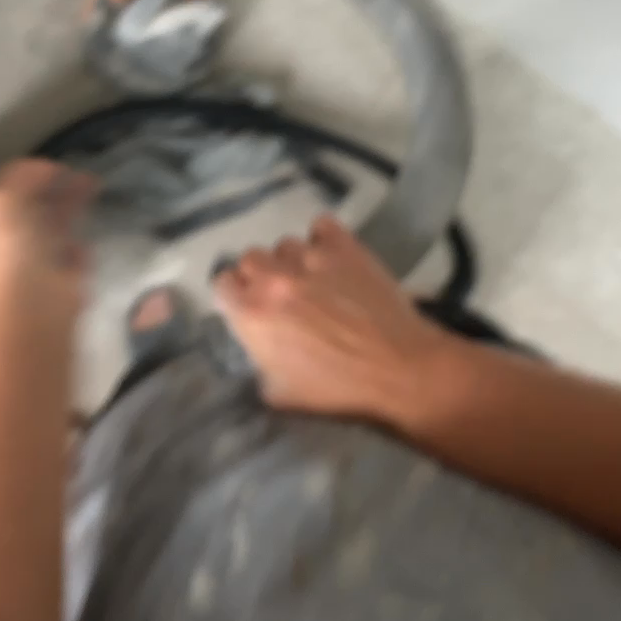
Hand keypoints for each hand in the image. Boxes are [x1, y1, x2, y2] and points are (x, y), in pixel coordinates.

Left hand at [0, 160, 97, 333]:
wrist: (32, 310)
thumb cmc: (10, 256)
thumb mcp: (4, 202)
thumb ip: (19, 179)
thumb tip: (38, 169)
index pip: (0, 194)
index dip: (23, 176)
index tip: (46, 167)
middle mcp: (3, 248)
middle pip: (29, 209)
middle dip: (52, 188)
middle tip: (73, 172)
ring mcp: (31, 264)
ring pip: (53, 227)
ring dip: (71, 206)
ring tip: (90, 184)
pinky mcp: (59, 281)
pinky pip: (70, 255)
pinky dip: (77, 246)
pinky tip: (81, 236)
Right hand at [213, 215, 459, 424]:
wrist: (399, 372)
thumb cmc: (339, 391)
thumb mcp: (281, 395)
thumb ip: (257, 365)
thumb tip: (257, 349)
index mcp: (252, 314)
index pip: (221, 284)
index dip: (233, 295)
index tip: (247, 305)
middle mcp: (273, 278)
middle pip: (250, 258)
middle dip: (261, 275)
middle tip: (282, 295)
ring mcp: (309, 258)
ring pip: (285, 244)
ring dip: (293, 260)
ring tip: (313, 279)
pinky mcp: (343, 246)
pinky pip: (321, 226)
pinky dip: (322, 238)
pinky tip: (332, 257)